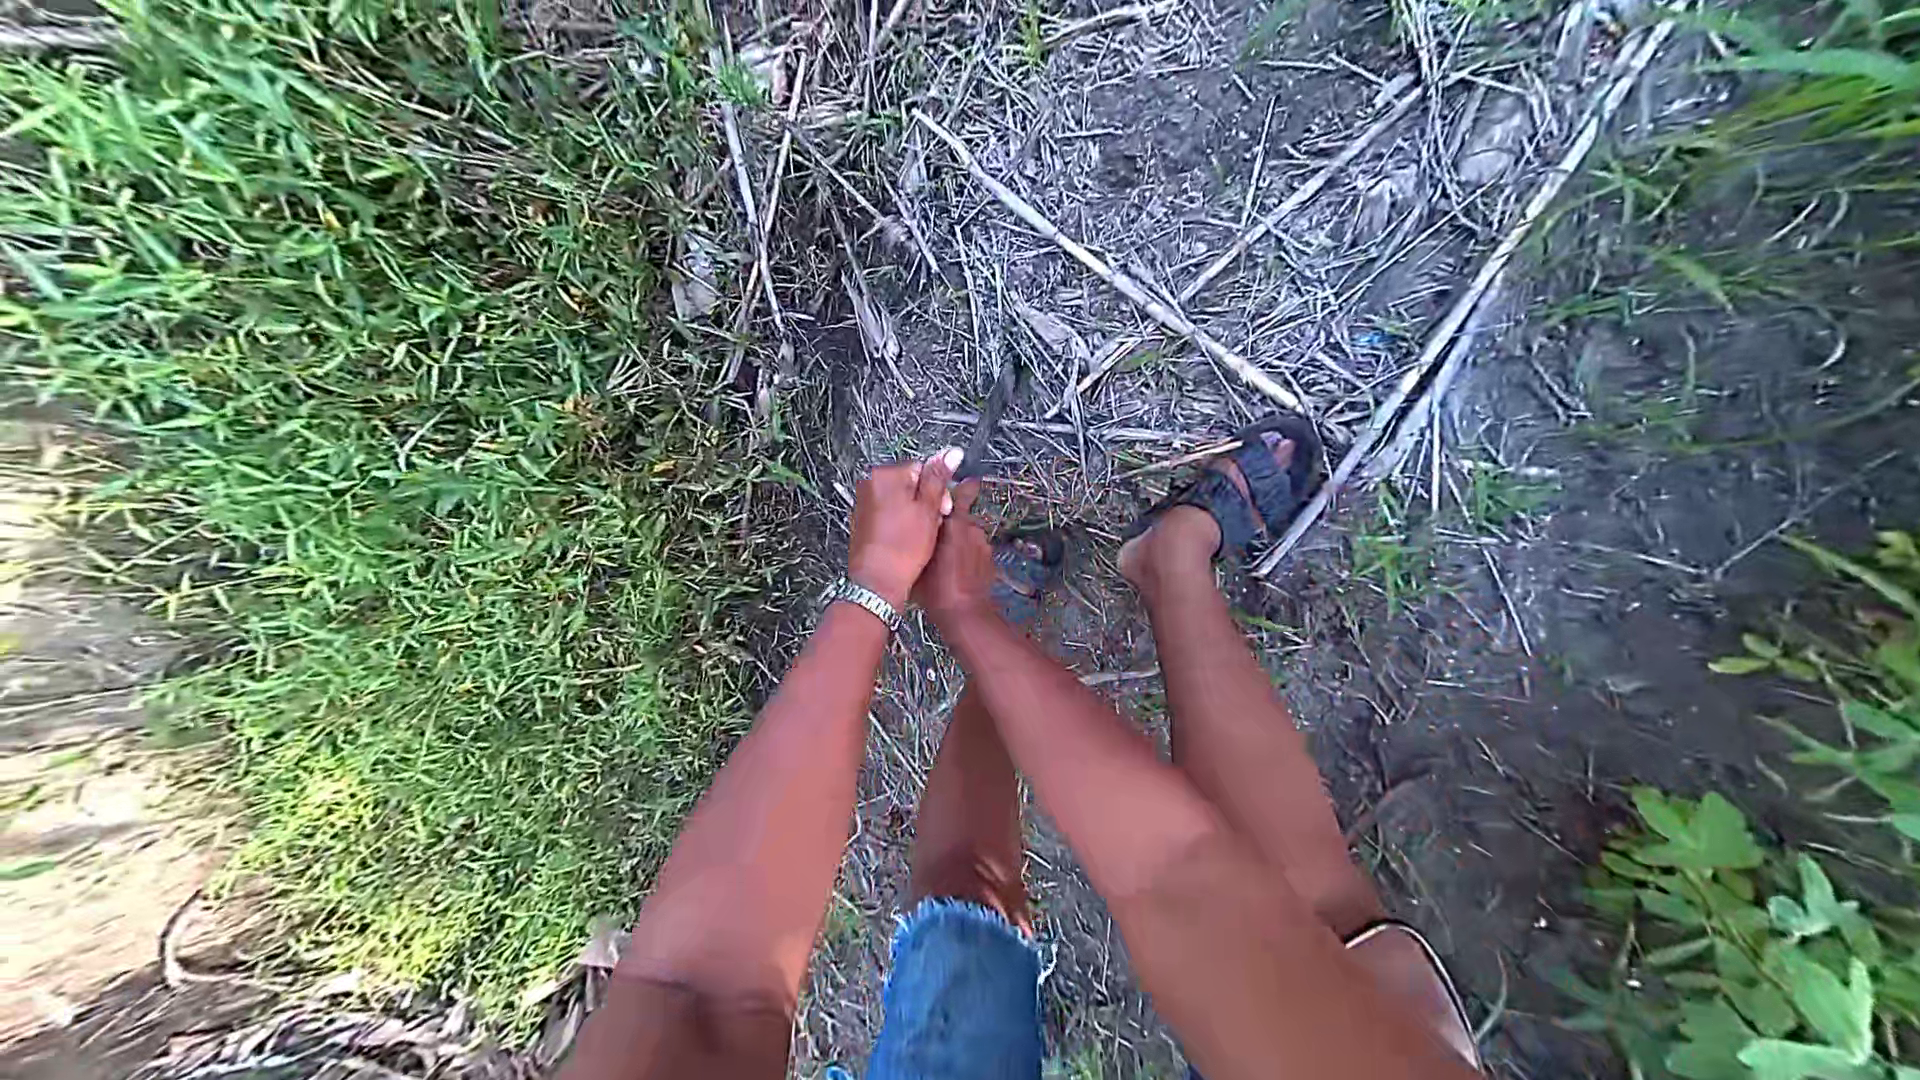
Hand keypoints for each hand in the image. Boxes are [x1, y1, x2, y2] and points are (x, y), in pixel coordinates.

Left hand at [847, 447, 963, 611]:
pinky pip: (889, 512)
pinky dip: (901, 522)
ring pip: (901, 499)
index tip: (942, 509)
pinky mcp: (863, 519)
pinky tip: (907, 539)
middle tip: (933, 524)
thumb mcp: (929, 509)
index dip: (937, 491)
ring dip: (915, 513)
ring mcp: (864, 501)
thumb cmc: (903, 548)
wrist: (878, 582)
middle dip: (926, 501)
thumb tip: (951, 453)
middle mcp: (869, 483)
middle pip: (910, 483)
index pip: (922, 469)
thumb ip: (939, 478)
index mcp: (884, 474)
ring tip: (920, 535)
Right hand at [913, 479, 996, 624]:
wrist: (965, 614)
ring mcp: (983, 546)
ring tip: (942, 558)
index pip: (962, 494)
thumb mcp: (918, 559)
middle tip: (934, 536)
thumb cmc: (935, 588)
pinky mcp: (989, 561)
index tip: (963, 480)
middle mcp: (972, 530)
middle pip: (961, 517)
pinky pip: (974, 551)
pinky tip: (954, 570)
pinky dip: (966, 556)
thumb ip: (920, 536)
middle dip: (950, 523)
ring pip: (967, 536)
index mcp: (954, 524)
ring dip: (957, 541)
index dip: (961, 487)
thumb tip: (916, 525)